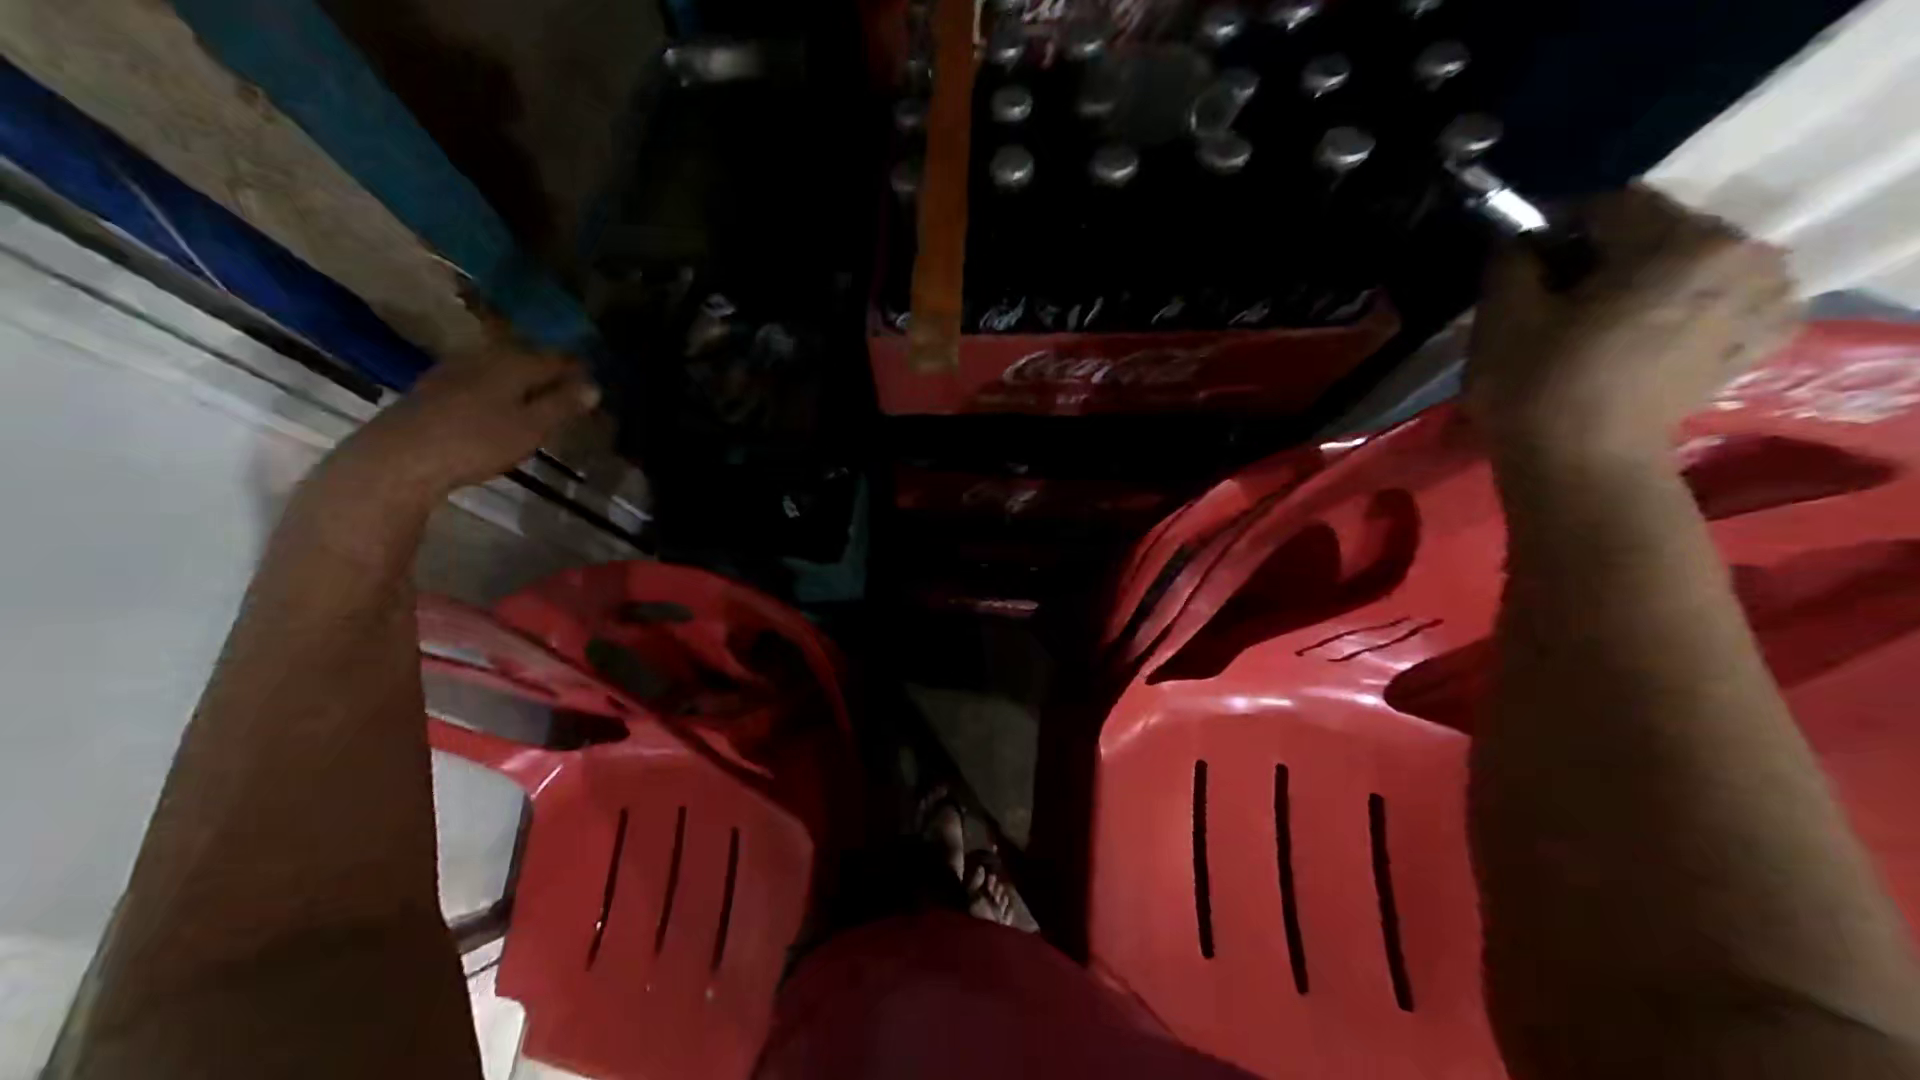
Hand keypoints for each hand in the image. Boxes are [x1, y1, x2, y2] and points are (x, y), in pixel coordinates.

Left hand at [332, 348, 600, 499]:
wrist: (398, 457)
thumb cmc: (476, 442)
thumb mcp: (531, 428)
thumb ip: (562, 405)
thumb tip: (593, 386)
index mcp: (513, 363)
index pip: (556, 358)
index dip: (578, 369)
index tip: (595, 380)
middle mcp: (484, 358)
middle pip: (526, 359)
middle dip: (549, 373)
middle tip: (570, 391)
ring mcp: (453, 371)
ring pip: (500, 370)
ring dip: (522, 382)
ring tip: (537, 400)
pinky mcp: (433, 390)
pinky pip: (478, 382)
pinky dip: (497, 391)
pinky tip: (498, 407)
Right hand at [1467, 186, 1802, 464]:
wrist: (1581, 465)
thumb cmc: (1536, 387)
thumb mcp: (1503, 316)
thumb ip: (1512, 260)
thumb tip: (1521, 242)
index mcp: (1682, 241)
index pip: (1609, 206)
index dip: (1555, 226)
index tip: (1520, 256)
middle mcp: (1745, 256)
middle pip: (1657, 233)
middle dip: (1603, 254)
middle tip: (1555, 293)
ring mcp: (1764, 299)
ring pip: (1687, 264)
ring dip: (1643, 278)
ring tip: (1598, 317)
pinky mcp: (1759, 339)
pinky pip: (1719, 297)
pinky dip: (1682, 304)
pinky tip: (1646, 331)